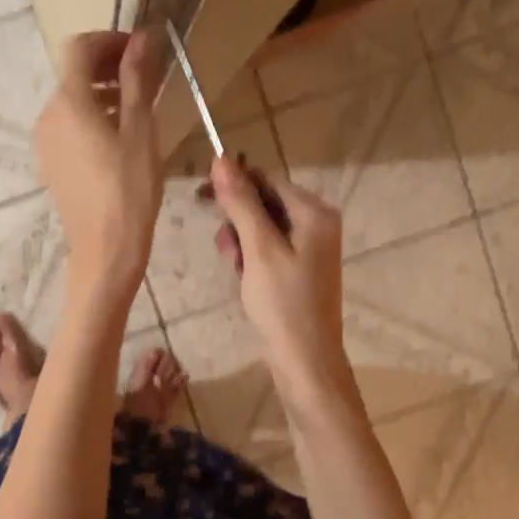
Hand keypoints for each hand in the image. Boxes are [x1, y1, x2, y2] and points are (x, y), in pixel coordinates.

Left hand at [33, 31, 162, 299]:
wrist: (105, 250)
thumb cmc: (129, 190)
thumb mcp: (140, 130)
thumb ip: (137, 79)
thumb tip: (143, 37)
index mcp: (69, 103)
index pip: (79, 48)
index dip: (109, 39)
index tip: (141, 49)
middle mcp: (49, 116)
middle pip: (73, 74)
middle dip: (108, 65)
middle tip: (146, 74)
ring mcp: (46, 142)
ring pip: (72, 101)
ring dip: (102, 92)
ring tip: (138, 105)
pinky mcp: (51, 164)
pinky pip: (69, 126)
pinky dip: (93, 117)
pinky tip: (121, 136)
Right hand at [209, 156, 355, 405]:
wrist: (306, 359)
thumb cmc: (283, 304)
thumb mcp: (258, 250)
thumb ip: (241, 204)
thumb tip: (222, 159)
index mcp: (315, 213)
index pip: (267, 180)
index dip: (232, 186)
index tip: (199, 199)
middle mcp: (319, 223)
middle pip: (266, 202)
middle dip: (237, 221)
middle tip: (226, 251)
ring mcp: (312, 248)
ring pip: (264, 227)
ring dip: (242, 242)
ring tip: (236, 269)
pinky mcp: (302, 269)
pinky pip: (270, 249)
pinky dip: (252, 258)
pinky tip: (246, 280)